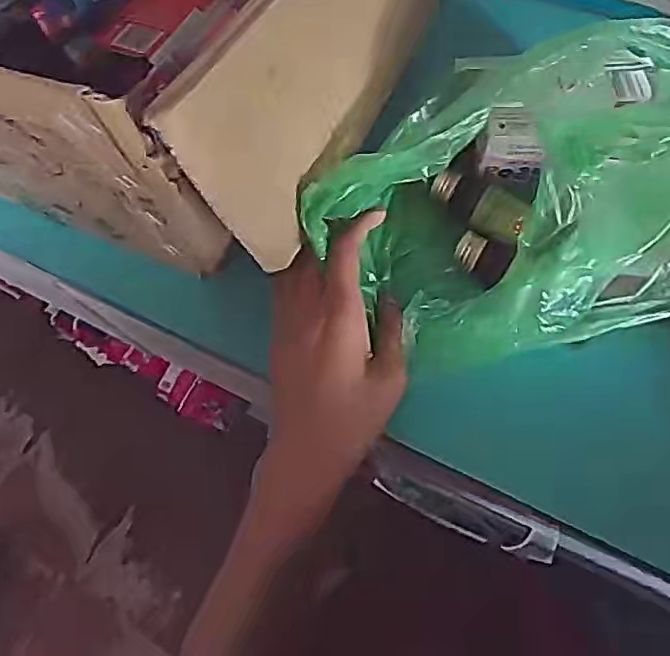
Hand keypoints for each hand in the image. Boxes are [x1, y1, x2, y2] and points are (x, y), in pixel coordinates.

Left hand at [261, 211, 405, 509]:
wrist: (303, 455)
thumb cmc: (353, 420)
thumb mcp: (391, 379)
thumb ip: (393, 331)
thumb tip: (389, 298)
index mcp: (339, 317)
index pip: (343, 254)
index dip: (358, 226)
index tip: (376, 213)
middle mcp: (307, 311)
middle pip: (310, 251)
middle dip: (329, 226)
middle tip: (352, 216)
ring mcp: (286, 321)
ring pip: (291, 265)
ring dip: (310, 245)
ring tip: (331, 235)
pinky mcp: (276, 334)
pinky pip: (283, 285)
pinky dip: (298, 266)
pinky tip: (313, 270)